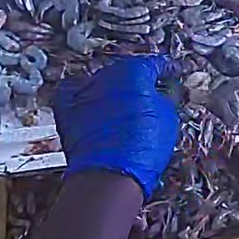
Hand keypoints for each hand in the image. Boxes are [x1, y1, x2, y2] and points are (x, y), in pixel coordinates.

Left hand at [51, 56, 178, 198]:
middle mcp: (106, 75)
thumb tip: (159, 97)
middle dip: (137, 84)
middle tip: (147, 97)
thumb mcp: (167, 119)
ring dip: (112, 94)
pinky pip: (75, 95)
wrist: (109, 174)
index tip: (172, 72)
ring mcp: (84, 91)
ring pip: (101, 84)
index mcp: (134, 71)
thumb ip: (163, 100)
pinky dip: (84, 100)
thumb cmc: (141, 149)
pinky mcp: (67, 109)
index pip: (154, 64)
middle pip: (125, 73)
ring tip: (122, 111)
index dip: (166, 69)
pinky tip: (93, 109)